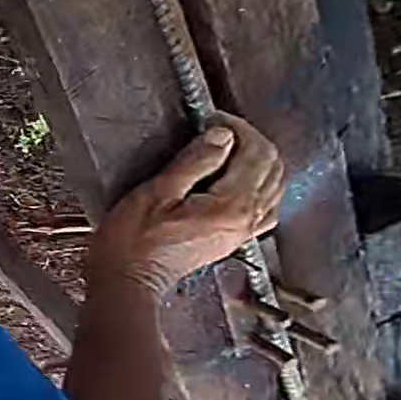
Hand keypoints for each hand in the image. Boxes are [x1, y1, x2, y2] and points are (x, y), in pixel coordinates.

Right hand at [86, 113, 284, 296]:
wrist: (126, 282)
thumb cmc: (130, 243)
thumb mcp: (153, 195)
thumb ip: (191, 164)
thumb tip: (220, 136)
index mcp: (231, 205)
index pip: (254, 154)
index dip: (238, 129)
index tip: (213, 117)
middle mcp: (247, 219)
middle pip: (271, 168)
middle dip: (251, 141)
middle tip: (220, 128)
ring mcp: (242, 232)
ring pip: (274, 186)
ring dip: (259, 161)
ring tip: (229, 149)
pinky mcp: (231, 240)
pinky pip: (265, 207)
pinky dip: (261, 186)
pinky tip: (243, 182)